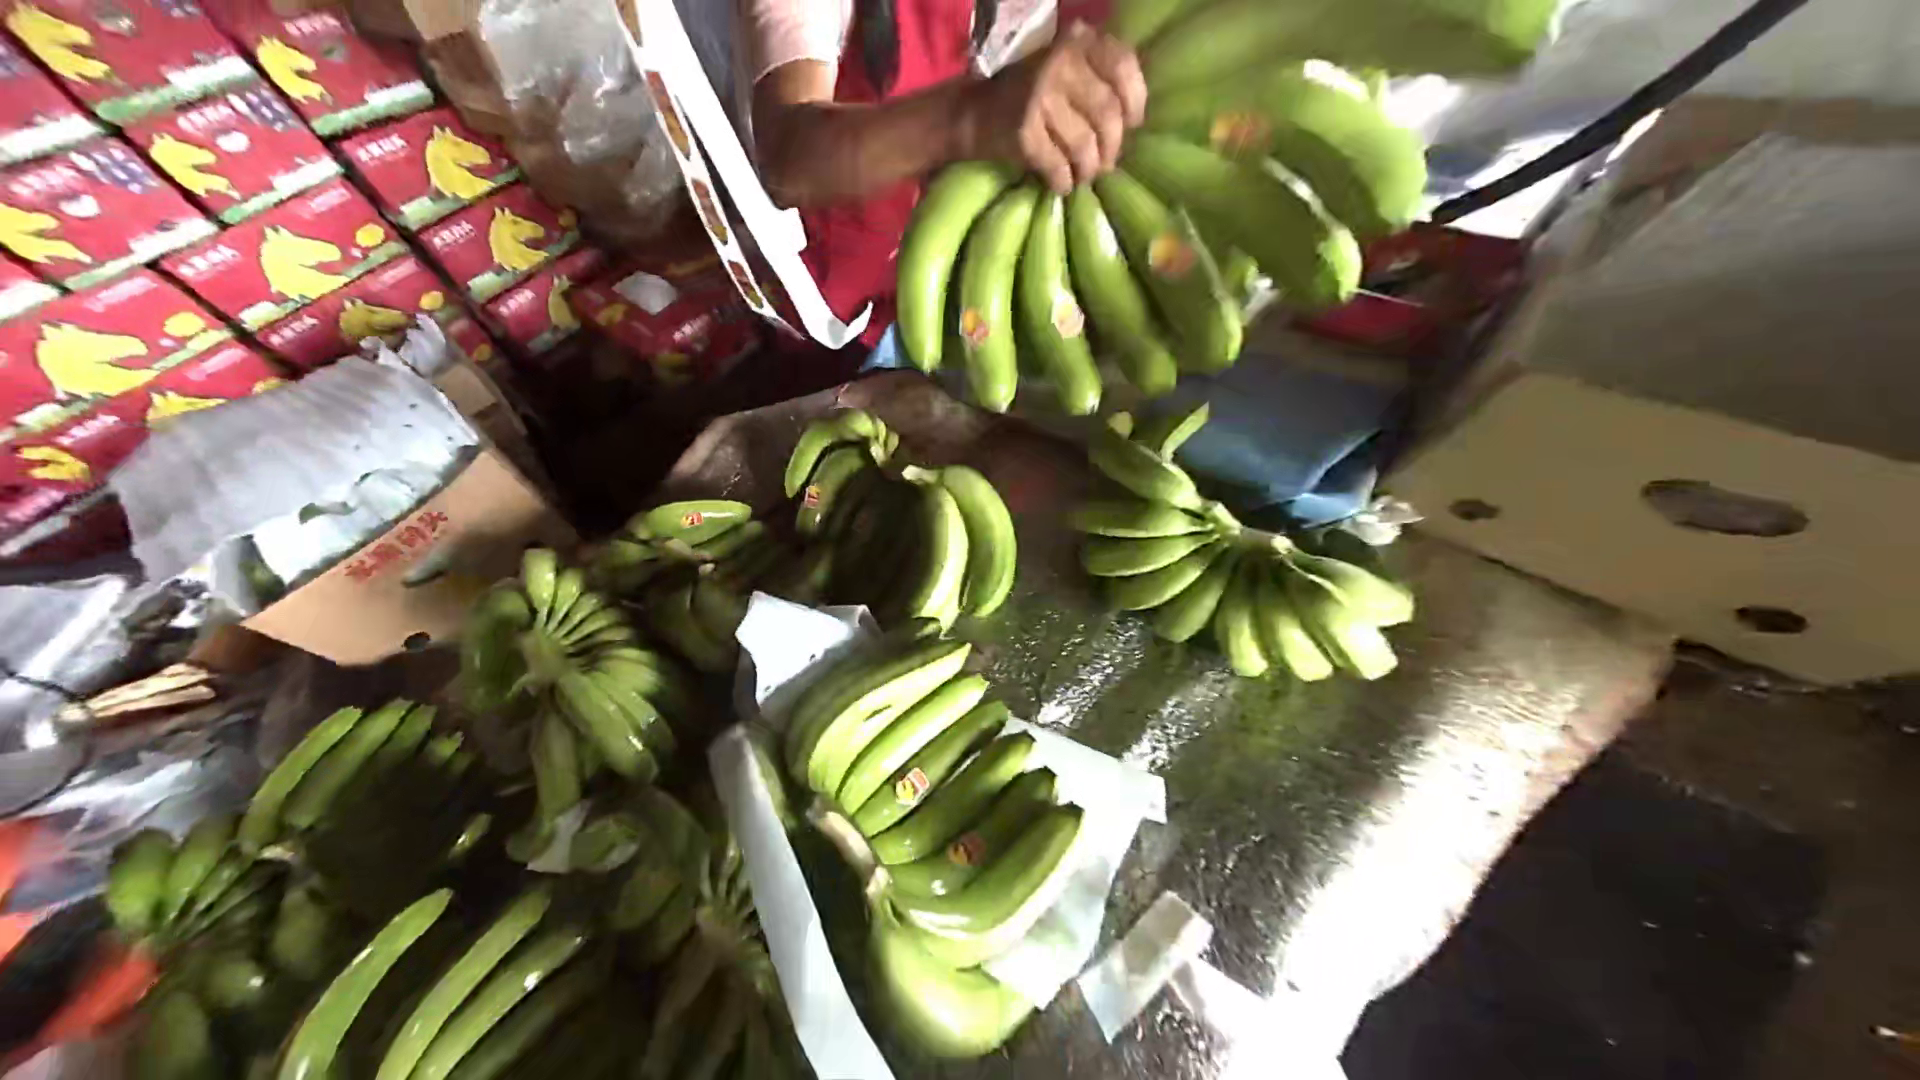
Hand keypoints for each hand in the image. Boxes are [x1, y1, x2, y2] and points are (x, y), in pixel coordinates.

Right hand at [967, 21, 1148, 193]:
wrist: (971, 114)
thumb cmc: (1026, 97)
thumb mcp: (1064, 70)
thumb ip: (1097, 79)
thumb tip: (1131, 123)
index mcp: (1075, 42)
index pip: (1123, 69)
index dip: (1134, 104)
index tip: (1130, 126)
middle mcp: (1059, 63)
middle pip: (1107, 114)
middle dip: (1111, 148)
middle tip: (1104, 165)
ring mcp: (1039, 97)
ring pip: (1084, 145)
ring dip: (1087, 170)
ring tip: (1083, 177)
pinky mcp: (1023, 132)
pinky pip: (1057, 166)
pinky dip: (1063, 182)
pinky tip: (1061, 185)